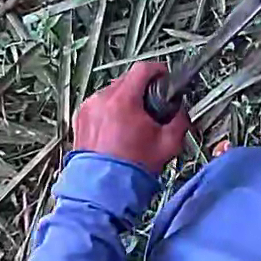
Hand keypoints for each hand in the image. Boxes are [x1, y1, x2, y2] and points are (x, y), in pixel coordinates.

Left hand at [72, 62, 190, 172]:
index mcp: (123, 101)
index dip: (158, 70)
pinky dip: (110, 110)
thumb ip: (179, 121)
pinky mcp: (80, 120)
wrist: (102, 190)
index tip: (164, 77)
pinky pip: (100, 105)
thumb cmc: (132, 169)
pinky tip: (118, 128)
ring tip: (134, 120)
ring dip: (125, 99)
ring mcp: (88, 109)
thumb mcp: (168, 144)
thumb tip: (180, 111)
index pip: (143, 69)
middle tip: (153, 104)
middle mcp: (102, 100)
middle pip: (127, 79)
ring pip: (112, 92)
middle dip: (142, 87)